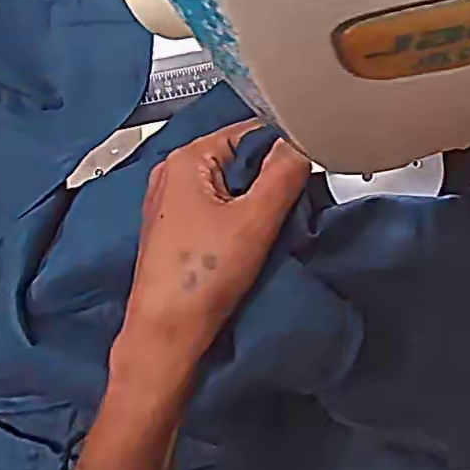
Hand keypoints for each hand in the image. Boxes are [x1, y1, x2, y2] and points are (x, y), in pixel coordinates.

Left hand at [114, 120, 311, 392]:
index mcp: (186, 160)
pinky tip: (247, 241)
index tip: (302, 175)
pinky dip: (239, 219)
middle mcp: (173, 175)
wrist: (166, 336)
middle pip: (240, 159)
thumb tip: (299, 143)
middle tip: (287, 206)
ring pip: (231, 186)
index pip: (250, 132)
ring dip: (255, 202)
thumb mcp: (255, 219)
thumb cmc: (200, 279)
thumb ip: (284, 173)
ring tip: (266, 228)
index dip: (282, 150)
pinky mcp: (177, 229)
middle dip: (269, 179)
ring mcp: (172, 203)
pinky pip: (218, 208)